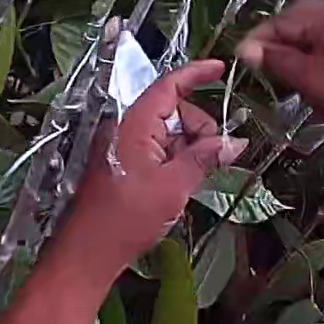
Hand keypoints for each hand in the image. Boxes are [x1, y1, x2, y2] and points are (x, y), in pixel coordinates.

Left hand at [55, 59, 247, 277]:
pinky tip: (182, 183)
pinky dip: (176, 159)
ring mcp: (125, 145)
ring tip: (192, 179)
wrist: (87, 254)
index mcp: (136, 123)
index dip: (196, 73)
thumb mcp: (174, 186)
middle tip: (212, 158)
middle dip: (199, 128)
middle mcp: (128, 127)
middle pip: (175, 110)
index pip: (169, 85)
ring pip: (170, 131)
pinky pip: (159, 149)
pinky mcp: (124, 163)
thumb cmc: (127, 218)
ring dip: (189, 148)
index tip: (221, 68)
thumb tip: (235, 141)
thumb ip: (205, 158)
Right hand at [234, 0, 323, 157]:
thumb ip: (278, 61)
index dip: (260, 39)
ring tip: (287, 76)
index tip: (241, 60)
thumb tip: (245, 49)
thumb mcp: (313, 81)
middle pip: (303, 20)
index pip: (285, 19)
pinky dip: (319, 58)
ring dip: (299, 50)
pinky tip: (314, 80)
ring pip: (320, 34)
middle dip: (280, 41)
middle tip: (263, 66)